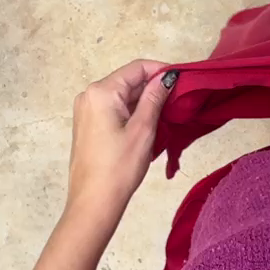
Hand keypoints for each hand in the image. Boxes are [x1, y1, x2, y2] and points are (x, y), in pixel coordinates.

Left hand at [65, 59, 175, 221]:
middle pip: (128, 81)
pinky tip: (149, 127)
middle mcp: (89, 95)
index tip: (182, 80)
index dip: (161, 70)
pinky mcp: (88, 125)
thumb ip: (154, 98)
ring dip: (144, 103)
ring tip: (166, 117)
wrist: (94, 202)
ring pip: (122, 96)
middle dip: (153, 89)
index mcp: (101, 92)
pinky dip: (132, 113)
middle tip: (178, 102)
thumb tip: (167, 77)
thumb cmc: (119, 167)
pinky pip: (114, 110)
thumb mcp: (143, 129)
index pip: (137, 68)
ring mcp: (86, 111)